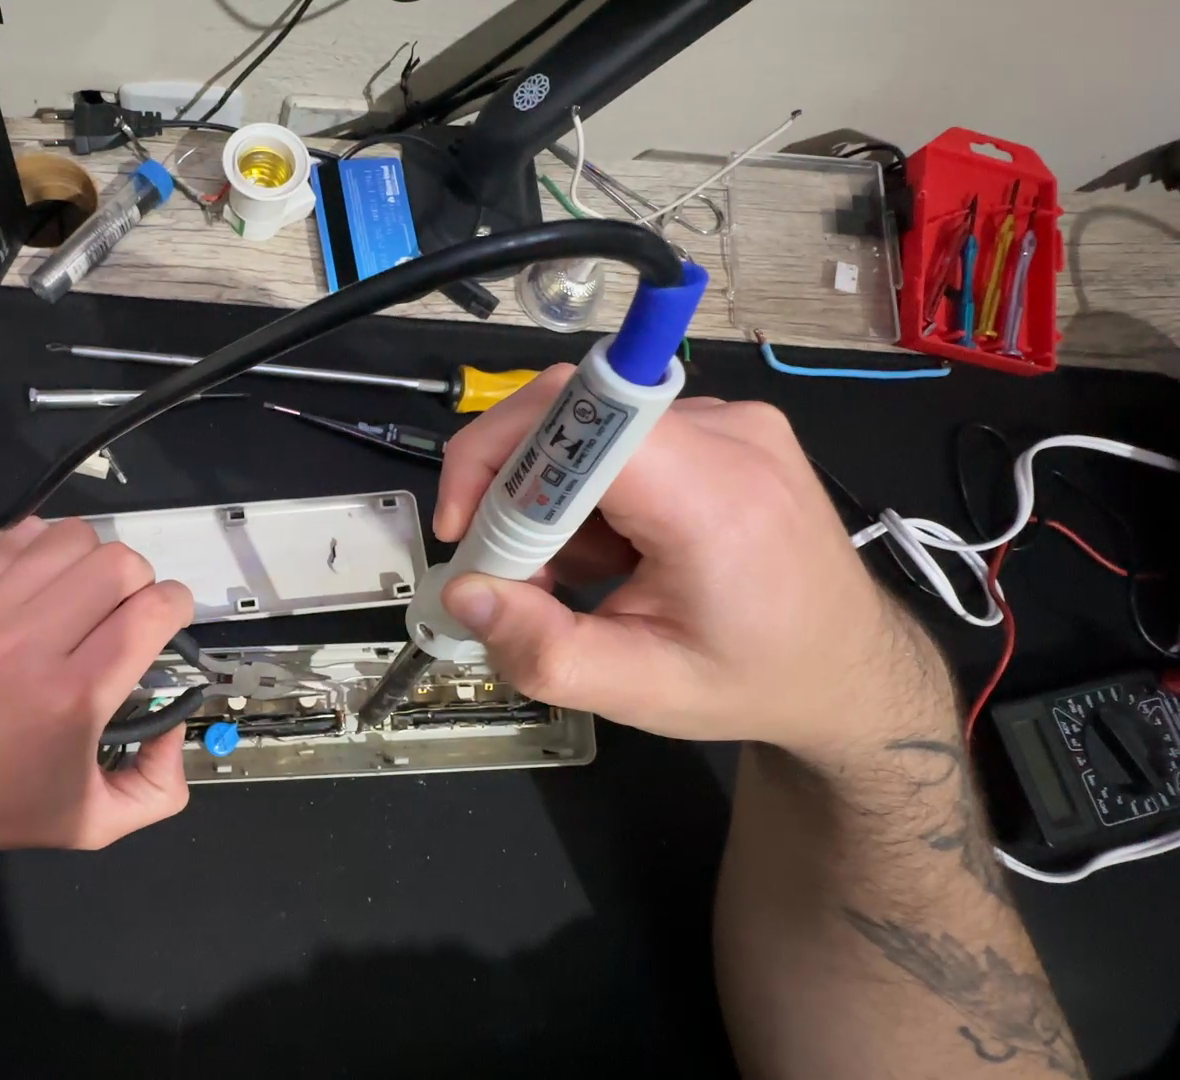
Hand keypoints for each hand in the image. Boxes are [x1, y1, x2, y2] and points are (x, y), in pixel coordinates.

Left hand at [0, 518, 194, 877]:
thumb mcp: (93, 824)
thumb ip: (159, 787)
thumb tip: (177, 731)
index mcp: (73, 698)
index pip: (150, 612)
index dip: (178, 605)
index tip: (172, 619)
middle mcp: (31, 643)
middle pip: (118, 565)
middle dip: (143, 582)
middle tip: (130, 612)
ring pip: (72, 539)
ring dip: (96, 559)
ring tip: (88, 593)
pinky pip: (18, 538)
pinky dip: (46, 548)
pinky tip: (45, 582)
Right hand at [432, 366, 951, 758]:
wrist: (851, 669)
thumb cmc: (753, 681)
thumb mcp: (638, 690)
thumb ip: (542, 650)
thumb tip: (460, 593)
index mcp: (714, 496)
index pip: (576, 415)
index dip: (495, 453)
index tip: (463, 528)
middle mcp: (726, 433)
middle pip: (567, 414)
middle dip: (510, 492)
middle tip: (509, 569)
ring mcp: (727, 422)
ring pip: (581, 428)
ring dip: (544, 500)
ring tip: (571, 574)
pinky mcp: (718, 428)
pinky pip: (611, 439)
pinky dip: (578, 493)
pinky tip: (605, 553)